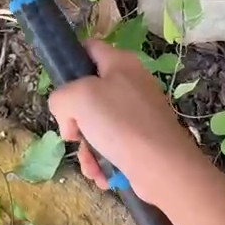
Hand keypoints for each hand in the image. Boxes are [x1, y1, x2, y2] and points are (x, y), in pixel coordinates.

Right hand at [47, 41, 204, 203]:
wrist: (163, 166)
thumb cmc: (120, 122)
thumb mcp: (78, 98)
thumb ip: (61, 98)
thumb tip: (69, 119)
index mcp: (119, 61)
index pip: (88, 49)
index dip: (70, 64)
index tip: (61, 91)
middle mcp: (130, 81)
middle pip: (89, 93)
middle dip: (75, 120)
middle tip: (74, 135)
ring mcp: (138, 111)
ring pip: (98, 124)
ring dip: (88, 148)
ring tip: (91, 166)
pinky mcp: (143, 137)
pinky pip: (113, 144)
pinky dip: (104, 160)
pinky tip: (103, 175)